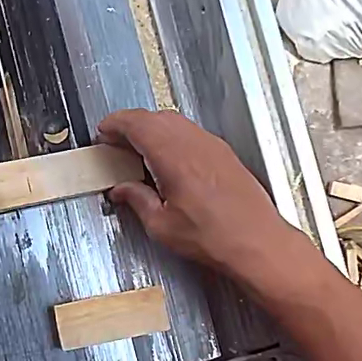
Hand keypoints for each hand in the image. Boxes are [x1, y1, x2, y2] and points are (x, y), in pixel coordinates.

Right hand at [97, 109, 319, 289]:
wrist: (257, 243)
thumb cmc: (216, 237)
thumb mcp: (162, 226)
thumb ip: (137, 200)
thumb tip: (123, 190)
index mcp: (173, 156)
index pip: (137, 123)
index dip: (116, 124)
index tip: (104, 130)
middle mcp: (195, 143)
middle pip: (155, 118)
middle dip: (131, 125)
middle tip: (116, 141)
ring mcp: (213, 146)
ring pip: (176, 123)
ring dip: (153, 129)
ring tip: (139, 151)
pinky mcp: (225, 154)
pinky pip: (192, 134)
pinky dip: (173, 137)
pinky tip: (168, 159)